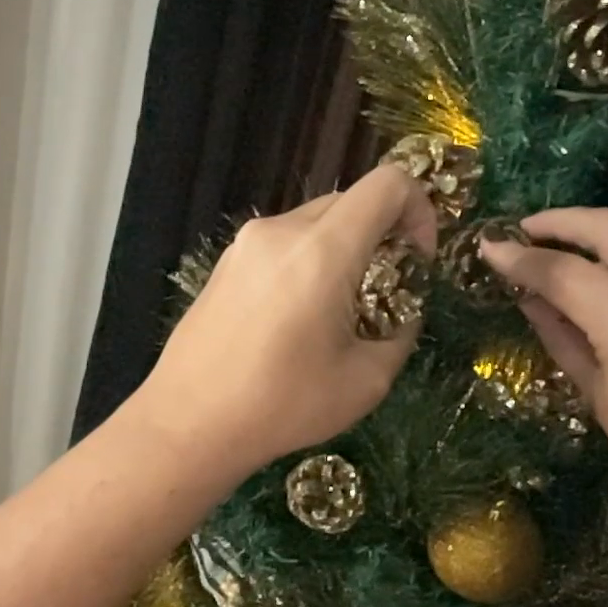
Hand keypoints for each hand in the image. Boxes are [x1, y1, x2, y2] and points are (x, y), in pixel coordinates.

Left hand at [127, 166, 438, 477]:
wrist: (188, 423)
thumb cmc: (282, 406)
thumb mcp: (366, 380)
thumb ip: (401, 331)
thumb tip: (402, 310)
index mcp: (321, 250)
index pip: (387, 183)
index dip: (418, 210)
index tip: (416, 261)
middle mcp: (280, 231)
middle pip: (350, 202)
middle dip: (380, 236)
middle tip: (383, 294)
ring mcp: (244, 245)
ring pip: (314, 224)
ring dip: (341, 252)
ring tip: (336, 313)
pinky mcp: (223, 264)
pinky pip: (281, 245)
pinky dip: (305, 263)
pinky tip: (294, 320)